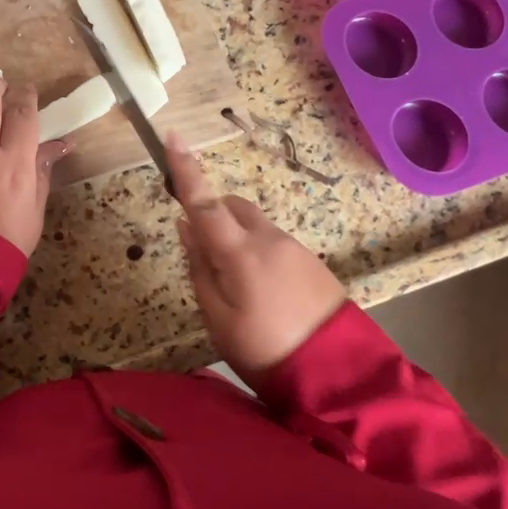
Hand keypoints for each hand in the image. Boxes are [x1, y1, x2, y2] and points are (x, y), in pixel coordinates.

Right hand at [166, 134, 347, 386]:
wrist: (335, 372)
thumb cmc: (262, 349)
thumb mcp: (216, 316)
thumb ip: (199, 267)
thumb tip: (187, 227)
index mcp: (239, 252)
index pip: (204, 202)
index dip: (185, 170)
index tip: (173, 136)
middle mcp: (268, 238)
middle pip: (231, 207)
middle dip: (212, 214)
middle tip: (203, 255)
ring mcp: (294, 247)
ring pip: (253, 225)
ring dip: (236, 237)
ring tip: (236, 286)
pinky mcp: (311, 261)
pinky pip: (273, 242)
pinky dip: (258, 251)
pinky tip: (262, 291)